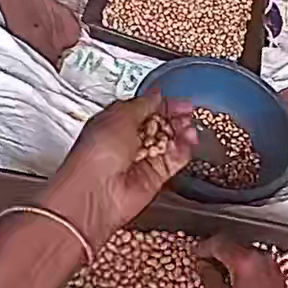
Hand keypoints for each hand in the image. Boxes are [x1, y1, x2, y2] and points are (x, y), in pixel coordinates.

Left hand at [42, 94, 196, 247]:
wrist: (96, 192)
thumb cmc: (97, 154)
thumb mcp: (120, 116)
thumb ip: (142, 105)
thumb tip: (156, 95)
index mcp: (116, 123)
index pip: (145, 110)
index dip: (163, 105)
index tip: (180, 102)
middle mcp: (129, 142)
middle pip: (160, 125)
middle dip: (175, 118)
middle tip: (188, 114)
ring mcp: (143, 159)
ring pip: (170, 142)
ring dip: (182, 133)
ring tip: (190, 129)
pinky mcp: (155, 176)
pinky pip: (174, 160)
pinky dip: (183, 150)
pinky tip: (190, 142)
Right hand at [191, 235, 287, 287]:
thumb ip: (210, 278)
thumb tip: (203, 265)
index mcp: (245, 261)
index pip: (219, 243)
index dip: (203, 246)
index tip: (195, 253)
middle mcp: (260, 257)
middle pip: (233, 244)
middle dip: (216, 250)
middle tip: (202, 261)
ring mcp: (270, 264)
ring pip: (244, 251)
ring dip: (229, 257)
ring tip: (216, 271)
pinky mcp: (275, 272)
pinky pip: (254, 260)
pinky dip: (241, 263)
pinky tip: (234, 277)